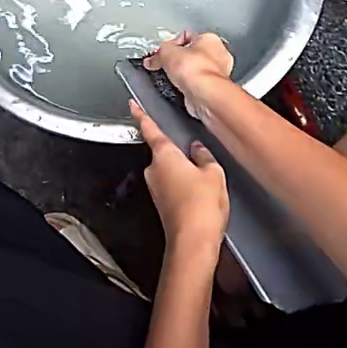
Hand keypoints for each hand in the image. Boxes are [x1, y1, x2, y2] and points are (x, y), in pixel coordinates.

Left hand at [132, 101, 228, 257]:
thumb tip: (198, 149)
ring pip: (168, 170)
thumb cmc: (200, 207)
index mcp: (164, 155)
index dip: (141, 115)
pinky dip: (183, 186)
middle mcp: (153, 169)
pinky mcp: (161, 203)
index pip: (149, 129)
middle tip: (198, 159)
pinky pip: (171, 186)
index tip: (133, 105)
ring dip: (182, 172)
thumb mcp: (213, 173)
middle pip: (163, 152)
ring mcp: (155, 187)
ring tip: (204, 183)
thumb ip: (204, 156)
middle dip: (178, 153)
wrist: (193, 243)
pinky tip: (199, 196)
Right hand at [144, 32, 234, 116]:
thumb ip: (159, 52)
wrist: (203, 93)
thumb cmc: (195, 69)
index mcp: (210, 39)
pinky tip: (180, 87)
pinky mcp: (212, 89)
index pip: (187, 36)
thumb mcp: (166, 52)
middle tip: (166, 64)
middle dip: (177, 60)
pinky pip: (194, 84)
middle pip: (190, 54)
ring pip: (192, 70)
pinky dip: (186, 86)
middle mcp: (218, 55)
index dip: (172, 44)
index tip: (162, 51)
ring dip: (181, 74)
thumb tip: (153, 57)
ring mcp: (217, 74)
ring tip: (174, 77)